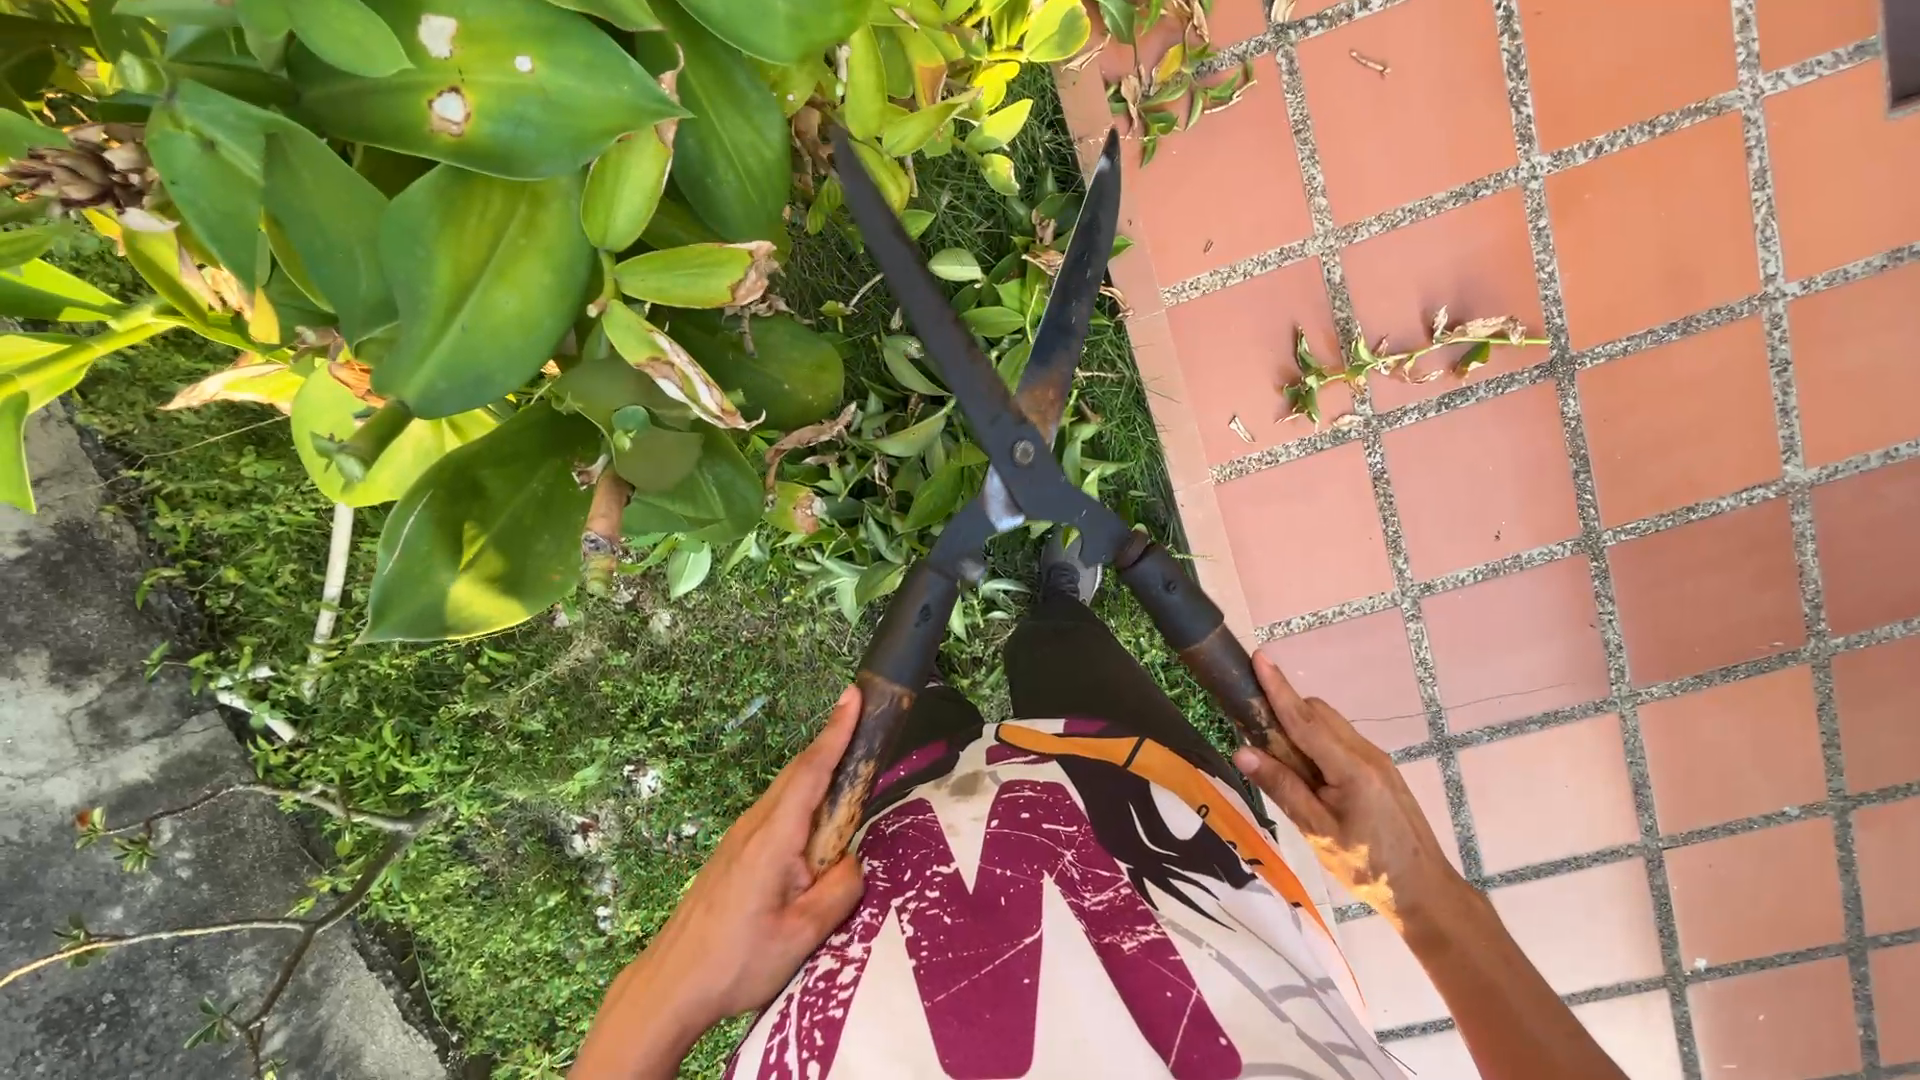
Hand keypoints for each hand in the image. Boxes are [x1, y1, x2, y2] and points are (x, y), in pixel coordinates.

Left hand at [571, 687, 865, 1078]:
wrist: (670, 984)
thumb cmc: (737, 961)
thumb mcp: (803, 935)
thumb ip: (839, 889)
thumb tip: (853, 858)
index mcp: (774, 838)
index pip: (811, 771)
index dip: (836, 730)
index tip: (854, 694)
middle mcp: (755, 826)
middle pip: (799, 772)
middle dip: (832, 741)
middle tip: (865, 719)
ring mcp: (740, 837)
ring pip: (787, 793)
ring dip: (819, 775)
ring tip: (852, 776)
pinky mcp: (735, 852)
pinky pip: (777, 813)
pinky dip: (804, 801)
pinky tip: (817, 828)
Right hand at [1233, 653, 1465, 932]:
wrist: (1425, 892)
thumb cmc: (1368, 867)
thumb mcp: (1318, 831)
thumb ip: (1282, 788)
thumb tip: (1242, 752)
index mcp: (1351, 768)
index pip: (1304, 718)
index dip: (1277, 688)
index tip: (1259, 657)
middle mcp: (1366, 753)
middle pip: (1317, 713)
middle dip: (1284, 710)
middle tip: (1251, 730)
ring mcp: (1376, 760)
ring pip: (1329, 726)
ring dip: (1298, 729)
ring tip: (1276, 760)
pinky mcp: (1379, 771)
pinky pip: (1338, 742)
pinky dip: (1314, 745)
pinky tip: (1305, 775)